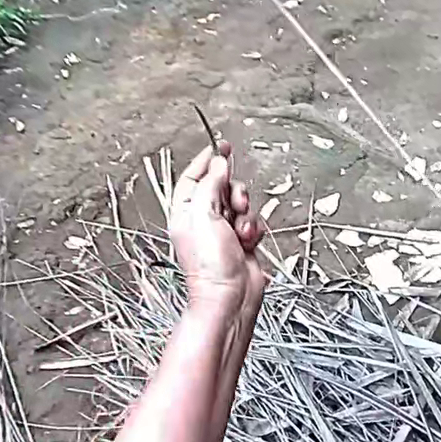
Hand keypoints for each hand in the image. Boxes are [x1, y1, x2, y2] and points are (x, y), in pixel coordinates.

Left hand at [170, 142, 267, 312]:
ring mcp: (224, 231)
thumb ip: (211, 185)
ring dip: (245, 214)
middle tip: (235, 202)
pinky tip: (248, 241)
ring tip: (240, 230)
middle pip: (222, 188)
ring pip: (241, 204)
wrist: (231, 295)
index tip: (221, 146)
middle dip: (234, 192)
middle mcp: (204, 220)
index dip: (207, 160)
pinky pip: (253, 222)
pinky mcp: (242, 241)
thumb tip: (218, 164)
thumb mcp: (204, 214)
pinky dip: (254, 229)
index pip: (194, 177)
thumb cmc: (210, 265)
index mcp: (186, 213)